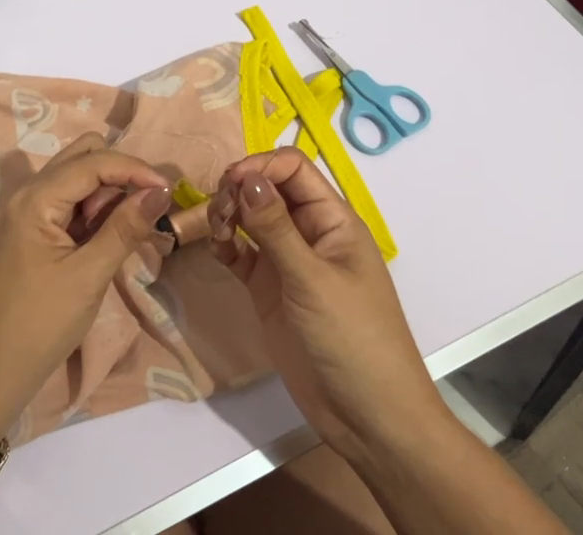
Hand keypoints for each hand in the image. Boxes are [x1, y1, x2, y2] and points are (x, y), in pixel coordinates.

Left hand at [0, 133, 171, 440]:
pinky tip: (110, 235)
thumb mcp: (89, 275)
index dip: (133, 169)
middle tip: (143, 210)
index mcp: (35, 199)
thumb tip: (160, 192)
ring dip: (108, 192)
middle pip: (81, 157)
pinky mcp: (35, 229)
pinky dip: (95, 209)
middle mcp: (29, 194)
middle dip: (118, 174)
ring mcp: (30, 211)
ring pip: (77, 177)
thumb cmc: (43, 321)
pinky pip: (71, 201)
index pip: (91, 161)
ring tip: (128, 228)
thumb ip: (124, 228)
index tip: (169, 189)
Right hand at [209, 147, 443, 463]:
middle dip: (239, 189)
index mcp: (333, 221)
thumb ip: (276, 228)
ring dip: (228, 215)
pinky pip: (241, 252)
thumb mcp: (312, 280)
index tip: (229, 183)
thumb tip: (246, 177)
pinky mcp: (268, 289)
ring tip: (216, 233)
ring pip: (250, 218)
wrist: (365, 415)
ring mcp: (287, 262)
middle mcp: (310, 233)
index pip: (294, 170)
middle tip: (218, 212)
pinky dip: (226, 244)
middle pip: (268, 189)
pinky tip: (218, 249)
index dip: (261, 167)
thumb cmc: (353, 339)